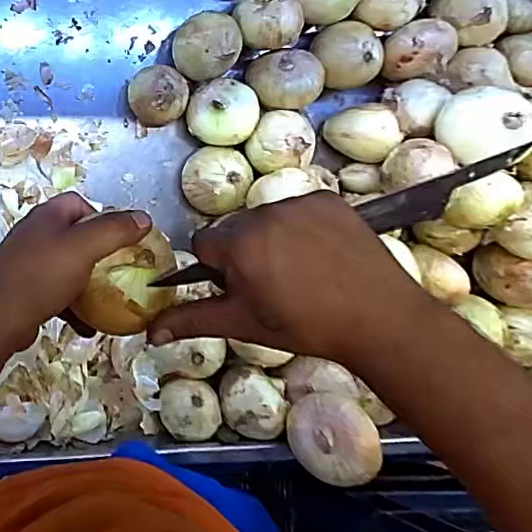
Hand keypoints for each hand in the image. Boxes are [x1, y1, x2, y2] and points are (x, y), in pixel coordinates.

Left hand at [0, 192, 151, 348]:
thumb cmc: (41, 276)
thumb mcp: (85, 248)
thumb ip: (115, 230)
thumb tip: (143, 218)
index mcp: (47, 215)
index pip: (79, 203)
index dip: (102, 217)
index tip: (117, 241)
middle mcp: (34, 233)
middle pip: (74, 235)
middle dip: (96, 253)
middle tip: (114, 271)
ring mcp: (25, 261)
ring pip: (65, 265)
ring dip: (86, 282)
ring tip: (104, 300)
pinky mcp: (23, 288)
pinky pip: (55, 290)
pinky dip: (72, 304)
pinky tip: (85, 324)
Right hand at [149, 190, 431, 359]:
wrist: (381, 320)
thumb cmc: (307, 326)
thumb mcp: (243, 324)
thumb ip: (192, 319)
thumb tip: (150, 332)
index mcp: (237, 243)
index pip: (204, 244)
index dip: (220, 270)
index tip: (245, 289)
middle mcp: (263, 214)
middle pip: (236, 229)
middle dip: (246, 252)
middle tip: (275, 286)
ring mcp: (298, 203)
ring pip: (268, 219)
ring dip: (274, 238)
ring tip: (304, 272)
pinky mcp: (328, 200)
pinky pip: (300, 209)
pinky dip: (305, 227)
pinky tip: (323, 254)